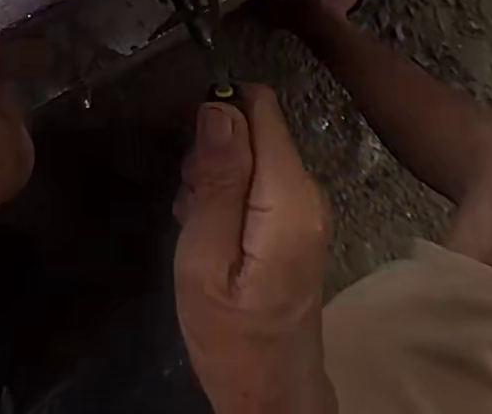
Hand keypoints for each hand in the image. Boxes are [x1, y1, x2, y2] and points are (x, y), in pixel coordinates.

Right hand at [174, 86, 336, 413]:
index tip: (185, 139)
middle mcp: (306, 190)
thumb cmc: (228, 335)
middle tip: (187, 191)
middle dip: (211, 142)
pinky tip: (206, 222)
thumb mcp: (204, 259)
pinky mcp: (294, 219)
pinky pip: (254, 174)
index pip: (260, 107)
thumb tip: (218, 107)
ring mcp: (304, 205)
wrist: (269, 396)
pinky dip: (224, 186)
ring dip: (213, 166)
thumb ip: (216, 180)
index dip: (217, 108)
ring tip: (194, 212)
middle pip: (255, 124)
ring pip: (250, 147)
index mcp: (287, 196)